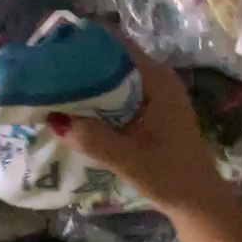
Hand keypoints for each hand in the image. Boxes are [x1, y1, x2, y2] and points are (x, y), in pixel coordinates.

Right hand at [48, 46, 234, 215]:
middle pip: (109, 55)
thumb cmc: (168, 175)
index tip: (50, 50)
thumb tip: (53, 119)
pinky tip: (73, 107)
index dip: (81, 41)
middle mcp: (155, 77)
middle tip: (44, 72)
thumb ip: (91, 137)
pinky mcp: (149, 106)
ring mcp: (153, 91)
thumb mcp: (126, 159)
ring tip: (51, 87)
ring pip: (111, 73)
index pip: (113, 43)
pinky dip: (94, 94)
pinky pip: (116, 89)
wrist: (198, 200)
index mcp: (155, 79)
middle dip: (76, 61)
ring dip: (84, 79)